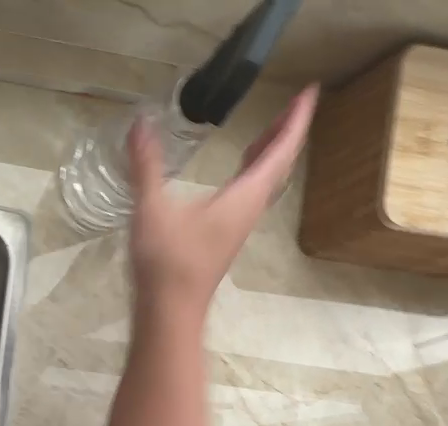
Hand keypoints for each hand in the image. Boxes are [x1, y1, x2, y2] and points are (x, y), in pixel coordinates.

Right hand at [129, 85, 317, 313]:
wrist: (169, 312)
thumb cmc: (167, 262)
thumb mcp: (152, 210)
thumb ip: (145, 167)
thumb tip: (139, 123)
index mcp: (244, 195)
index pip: (281, 148)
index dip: (295, 118)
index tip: (308, 91)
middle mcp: (249, 209)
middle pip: (278, 166)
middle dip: (284, 135)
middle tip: (288, 108)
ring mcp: (237, 227)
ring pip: (265, 184)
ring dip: (268, 158)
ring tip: (263, 136)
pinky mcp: (223, 240)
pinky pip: (248, 198)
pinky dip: (250, 177)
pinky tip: (234, 179)